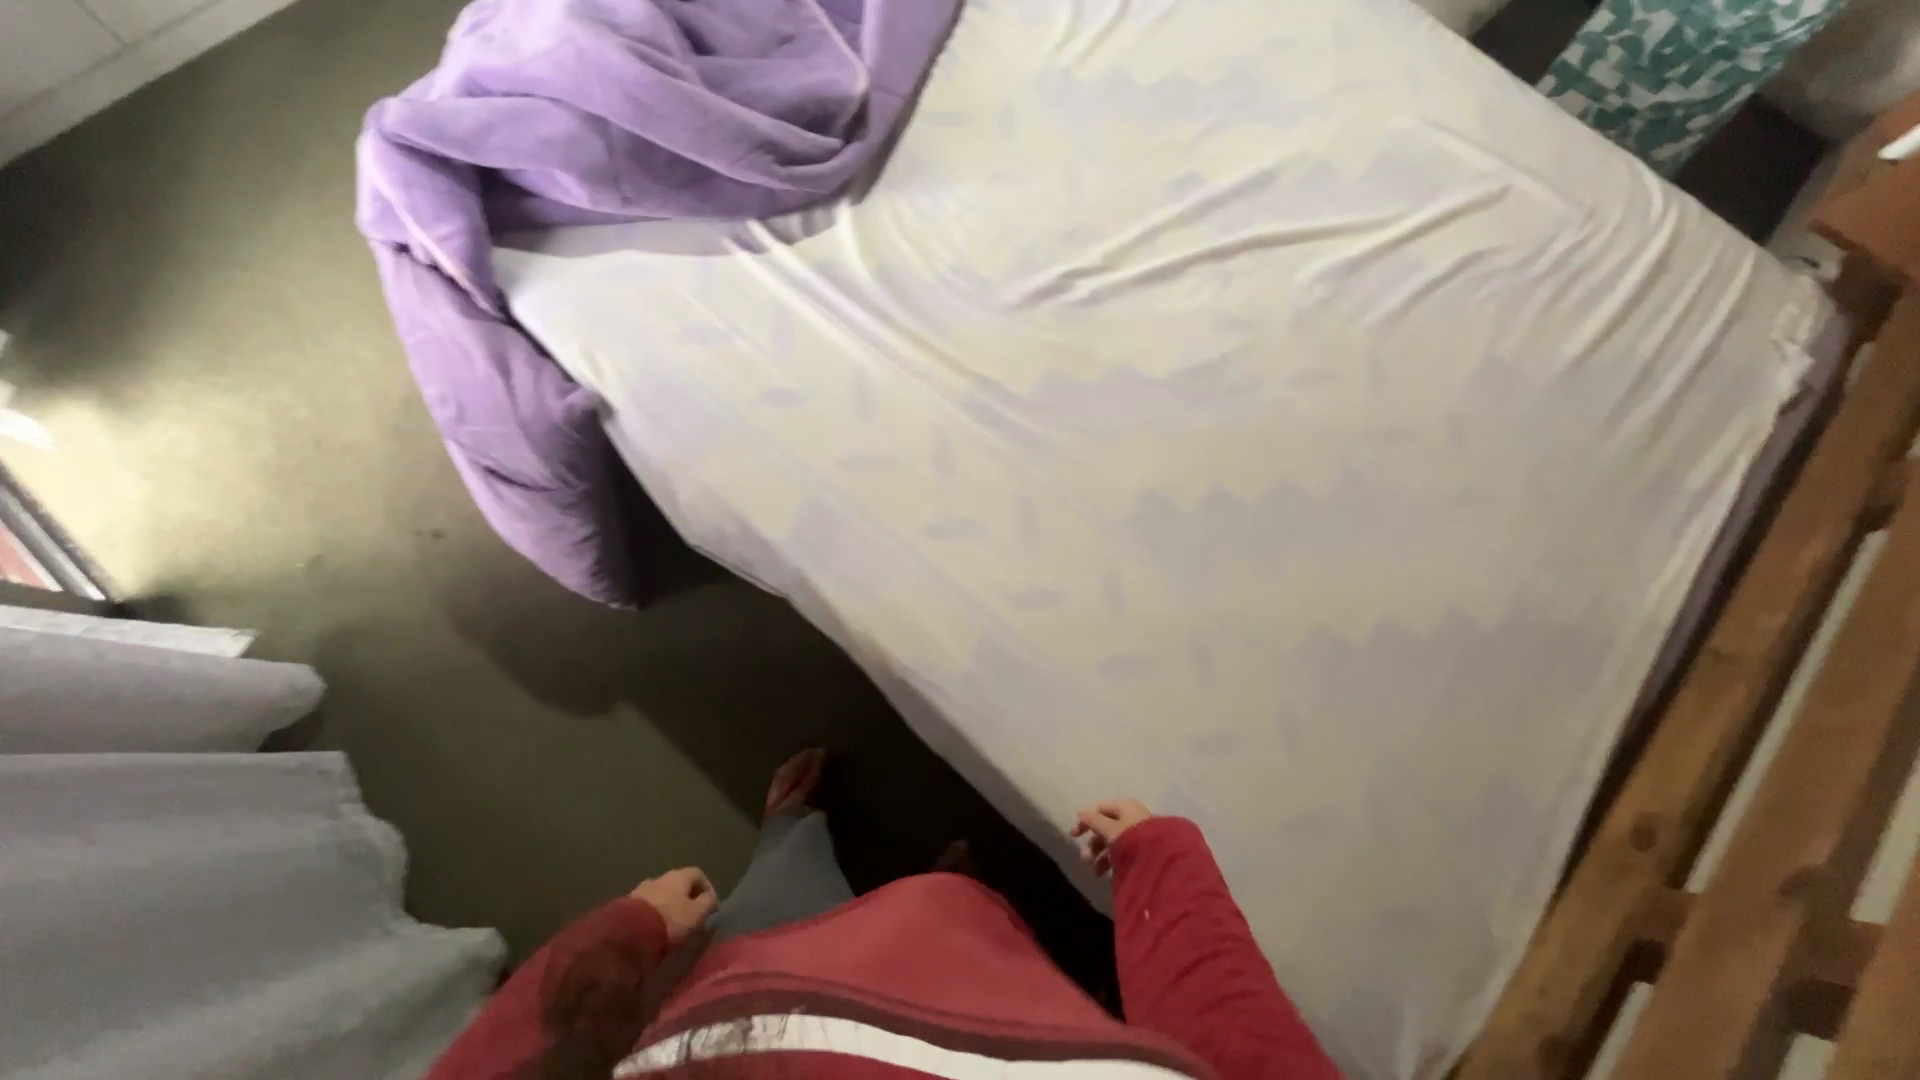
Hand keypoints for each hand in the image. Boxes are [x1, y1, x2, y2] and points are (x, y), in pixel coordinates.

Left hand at [630, 867, 716, 943]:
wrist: (629, 933)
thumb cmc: (670, 920)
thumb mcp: (697, 913)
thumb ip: (707, 903)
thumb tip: (710, 898)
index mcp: (678, 876)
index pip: (698, 874)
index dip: (707, 888)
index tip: (711, 906)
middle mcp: (659, 878)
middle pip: (678, 884)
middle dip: (686, 897)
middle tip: (691, 915)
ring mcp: (641, 890)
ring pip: (660, 894)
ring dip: (668, 905)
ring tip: (671, 923)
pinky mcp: (626, 906)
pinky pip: (646, 906)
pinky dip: (653, 914)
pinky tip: (654, 927)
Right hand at [1071, 799, 1154, 877]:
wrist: (1161, 859)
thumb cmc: (1132, 839)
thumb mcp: (1109, 829)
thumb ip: (1093, 821)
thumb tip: (1080, 812)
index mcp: (1124, 807)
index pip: (1099, 810)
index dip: (1085, 822)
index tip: (1073, 837)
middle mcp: (1131, 817)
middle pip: (1105, 828)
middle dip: (1093, 845)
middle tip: (1085, 860)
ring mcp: (1137, 834)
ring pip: (1113, 842)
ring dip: (1101, 856)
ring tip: (1097, 872)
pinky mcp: (1142, 850)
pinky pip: (1123, 852)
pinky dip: (1113, 861)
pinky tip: (1107, 874)